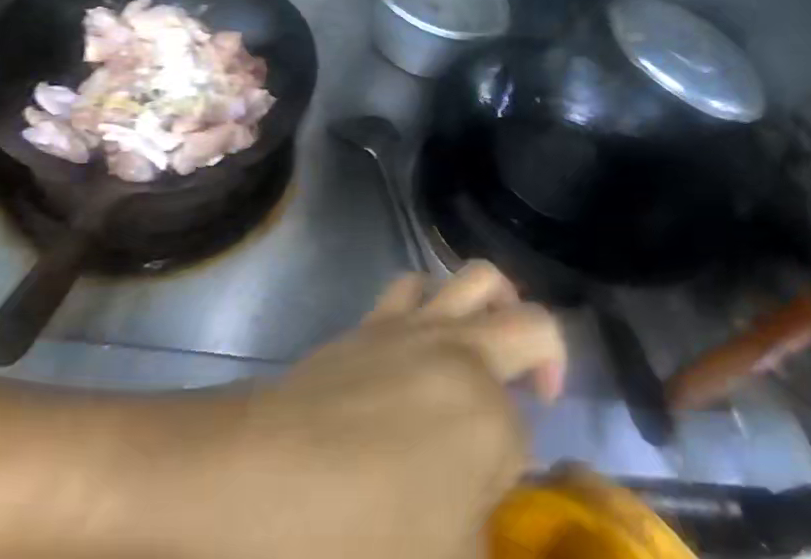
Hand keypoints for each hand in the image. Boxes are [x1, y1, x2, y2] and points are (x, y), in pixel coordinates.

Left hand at [209, 260, 566, 558]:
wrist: (262, 473)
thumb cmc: (357, 531)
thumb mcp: (439, 557)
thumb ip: (479, 534)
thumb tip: (477, 511)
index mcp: (492, 419)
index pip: (525, 438)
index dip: (510, 471)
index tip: (483, 497)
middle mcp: (467, 356)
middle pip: (534, 327)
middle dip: (548, 356)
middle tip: (536, 388)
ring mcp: (419, 327)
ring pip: (481, 279)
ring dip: (500, 302)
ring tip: (492, 334)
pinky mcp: (375, 319)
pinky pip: (415, 285)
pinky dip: (433, 298)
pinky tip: (423, 332)